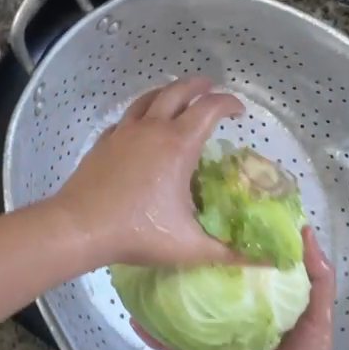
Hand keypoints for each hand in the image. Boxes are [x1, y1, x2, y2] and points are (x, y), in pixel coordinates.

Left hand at [49, 76, 244, 267]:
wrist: (80, 225)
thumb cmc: (138, 232)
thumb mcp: (190, 247)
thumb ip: (230, 252)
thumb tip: (269, 263)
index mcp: (177, 145)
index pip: (209, 109)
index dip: (228, 103)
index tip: (239, 111)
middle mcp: (152, 129)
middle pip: (177, 91)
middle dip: (198, 86)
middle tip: (211, 87)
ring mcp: (124, 132)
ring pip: (149, 98)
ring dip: (168, 92)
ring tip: (178, 96)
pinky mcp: (105, 141)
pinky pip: (127, 118)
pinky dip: (141, 114)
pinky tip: (141, 127)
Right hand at [137, 227, 341, 349]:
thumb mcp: (319, 319)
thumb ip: (318, 279)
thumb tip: (305, 231)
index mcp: (255, 299)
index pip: (236, 262)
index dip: (226, 239)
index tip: (213, 208)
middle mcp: (229, 311)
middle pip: (204, 280)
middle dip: (188, 258)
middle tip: (170, 229)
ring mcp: (209, 334)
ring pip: (182, 306)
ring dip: (162, 289)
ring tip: (142, 264)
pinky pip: (170, 343)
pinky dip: (152, 331)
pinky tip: (134, 314)